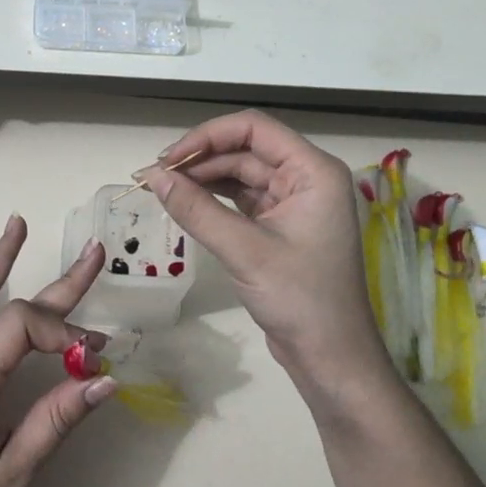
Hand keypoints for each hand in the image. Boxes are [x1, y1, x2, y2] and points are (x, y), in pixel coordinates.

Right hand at [140, 111, 386, 384]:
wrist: (332, 358)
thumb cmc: (300, 299)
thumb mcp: (244, 251)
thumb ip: (196, 209)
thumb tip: (153, 177)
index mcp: (314, 171)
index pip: (255, 128)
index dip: (208, 136)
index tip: (168, 159)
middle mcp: (307, 178)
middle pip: (246, 149)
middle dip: (201, 159)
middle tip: (155, 177)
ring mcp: (295, 202)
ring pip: (242, 174)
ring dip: (204, 178)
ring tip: (162, 189)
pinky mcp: (281, 226)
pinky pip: (243, 199)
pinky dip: (214, 199)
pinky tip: (185, 204)